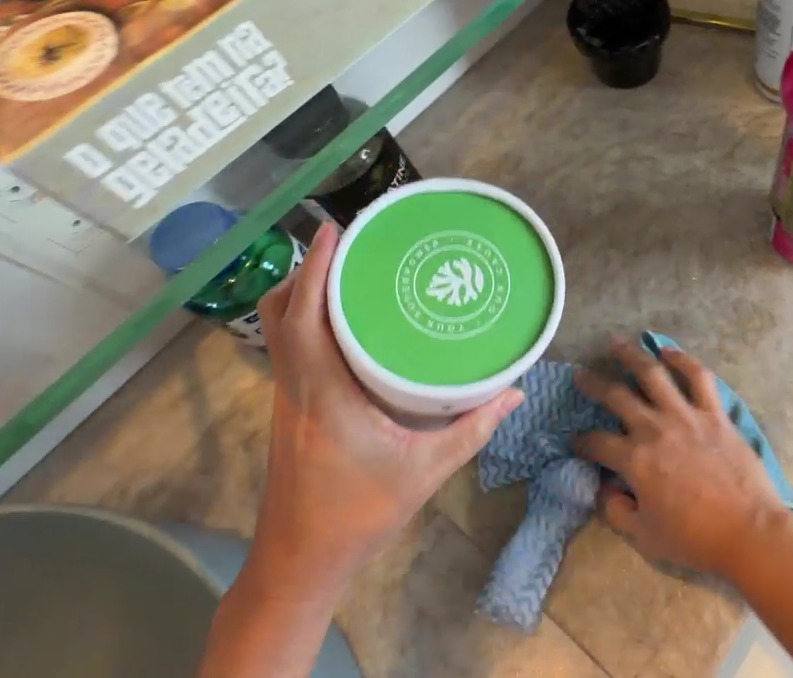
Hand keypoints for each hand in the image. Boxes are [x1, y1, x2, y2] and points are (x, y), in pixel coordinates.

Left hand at [250, 220, 523, 590]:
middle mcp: (297, 387)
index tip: (332, 232)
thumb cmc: (359, 513)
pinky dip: (305, 320)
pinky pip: (288, 349)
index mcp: (324, 394)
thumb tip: (515, 392)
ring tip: (344, 273)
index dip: (314, 270)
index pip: (305, 319)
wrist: (300, 561)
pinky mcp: (290, 410)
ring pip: (277, 331)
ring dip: (301, 294)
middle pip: (278, 313)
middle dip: (305, 271)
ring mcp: (288, 399)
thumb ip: (473, 429)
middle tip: (345, 245)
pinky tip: (344, 324)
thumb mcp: (425, 471)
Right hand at [573, 339, 792, 579]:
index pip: (597, 443)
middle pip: (617, 396)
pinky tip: (669, 351)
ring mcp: (687, 416)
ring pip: (653, 375)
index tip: (575, 442)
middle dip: (594, 384)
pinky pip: (698, 377)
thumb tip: (604, 489)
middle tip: (580, 373)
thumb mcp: (644, 537)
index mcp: (634, 460)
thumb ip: (616, 511)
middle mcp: (655, 429)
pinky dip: (682, 360)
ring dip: (632, 356)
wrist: (748, 531)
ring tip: (617, 343)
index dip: (581, 442)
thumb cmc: (694, 539)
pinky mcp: (715, 413)